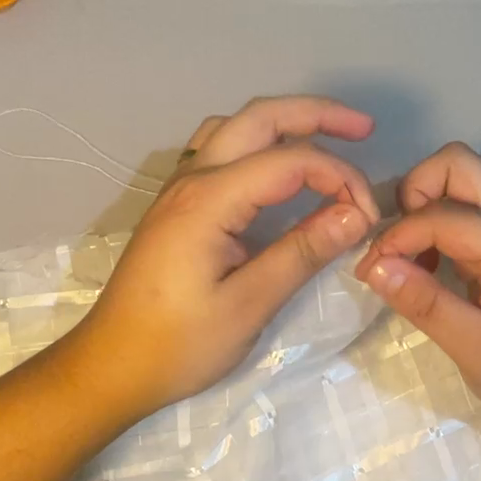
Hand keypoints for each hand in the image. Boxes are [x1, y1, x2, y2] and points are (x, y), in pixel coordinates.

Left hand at [69, 96, 379, 419]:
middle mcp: (191, 179)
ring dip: (283, 123)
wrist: (112, 365)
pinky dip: (257, 143)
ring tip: (325, 138)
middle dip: (316, 115)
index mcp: (209, 200)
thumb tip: (356, 215)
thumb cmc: (179, 344)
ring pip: (234, 127)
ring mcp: (178, 189)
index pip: (290, 161)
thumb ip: (302, 253)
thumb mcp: (248, 305)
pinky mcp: (176, 206)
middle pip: (259, 119)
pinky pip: (219, 150)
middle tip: (365, 129)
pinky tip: (274, 168)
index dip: (340, 178)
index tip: (368, 217)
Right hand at [353, 142, 480, 441]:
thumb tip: (375, 267)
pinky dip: (431, 224)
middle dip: (412, 194)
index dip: (399, 236)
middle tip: (392, 249)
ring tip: (405, 262)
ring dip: (420, 208)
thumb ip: (429, 307)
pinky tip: (425, 269)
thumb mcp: (478, 354)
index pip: (446, 214)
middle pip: (458, 165)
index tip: (370, 273)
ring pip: (457, 179)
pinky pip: (460, 205)